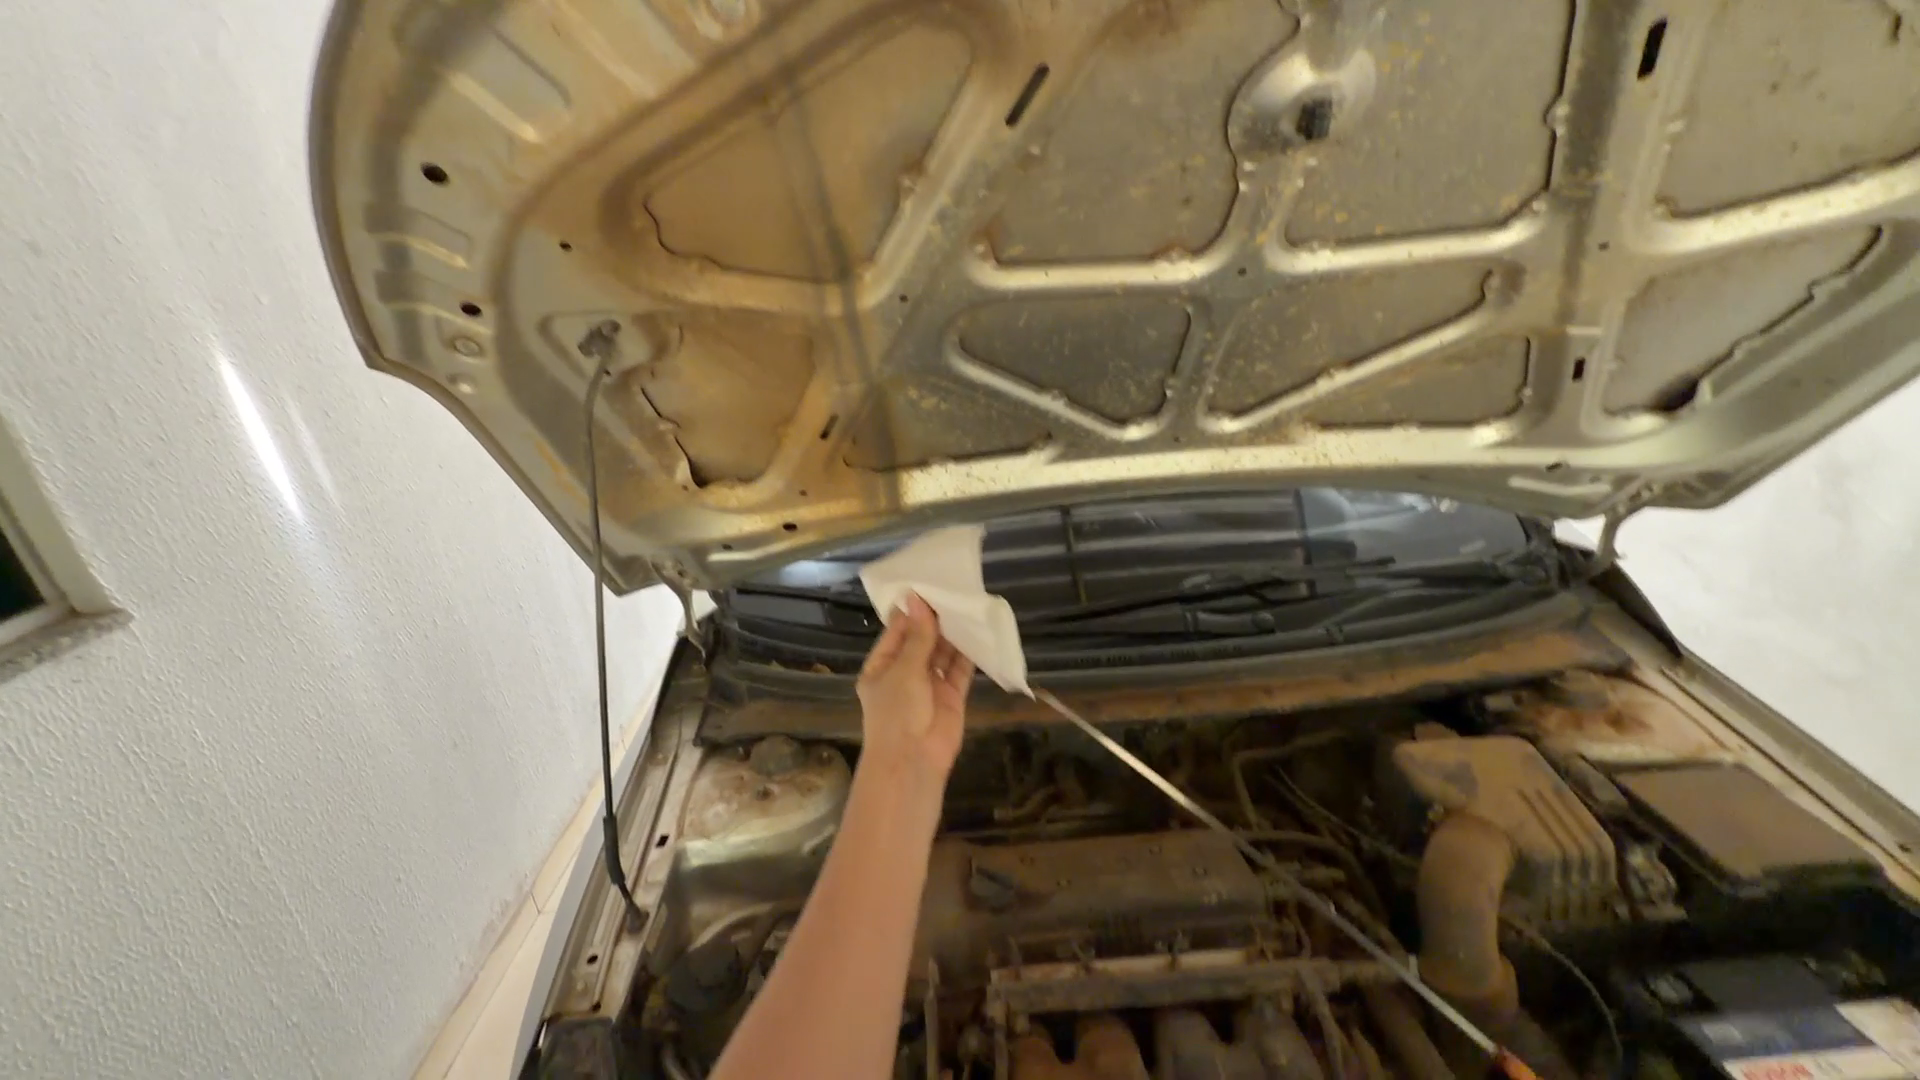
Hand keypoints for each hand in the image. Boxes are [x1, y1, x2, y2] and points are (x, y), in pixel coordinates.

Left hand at [856, 593, 973, 785]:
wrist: (913, 761)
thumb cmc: (897, 712)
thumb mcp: (904, 670)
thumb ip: (917, 636)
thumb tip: (917, 599)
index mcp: (881, 667)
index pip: (896, 632)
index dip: (911, 611)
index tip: (928, 586)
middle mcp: (904, 674)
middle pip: (921, 640)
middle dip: (935, 620)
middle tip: (953, 590)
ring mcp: (928, 685)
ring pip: (942, 653)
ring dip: (952, 634)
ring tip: (967, 605)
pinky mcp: (951, 695)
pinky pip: (960, 670)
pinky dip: (968, 653)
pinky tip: (978, 631)